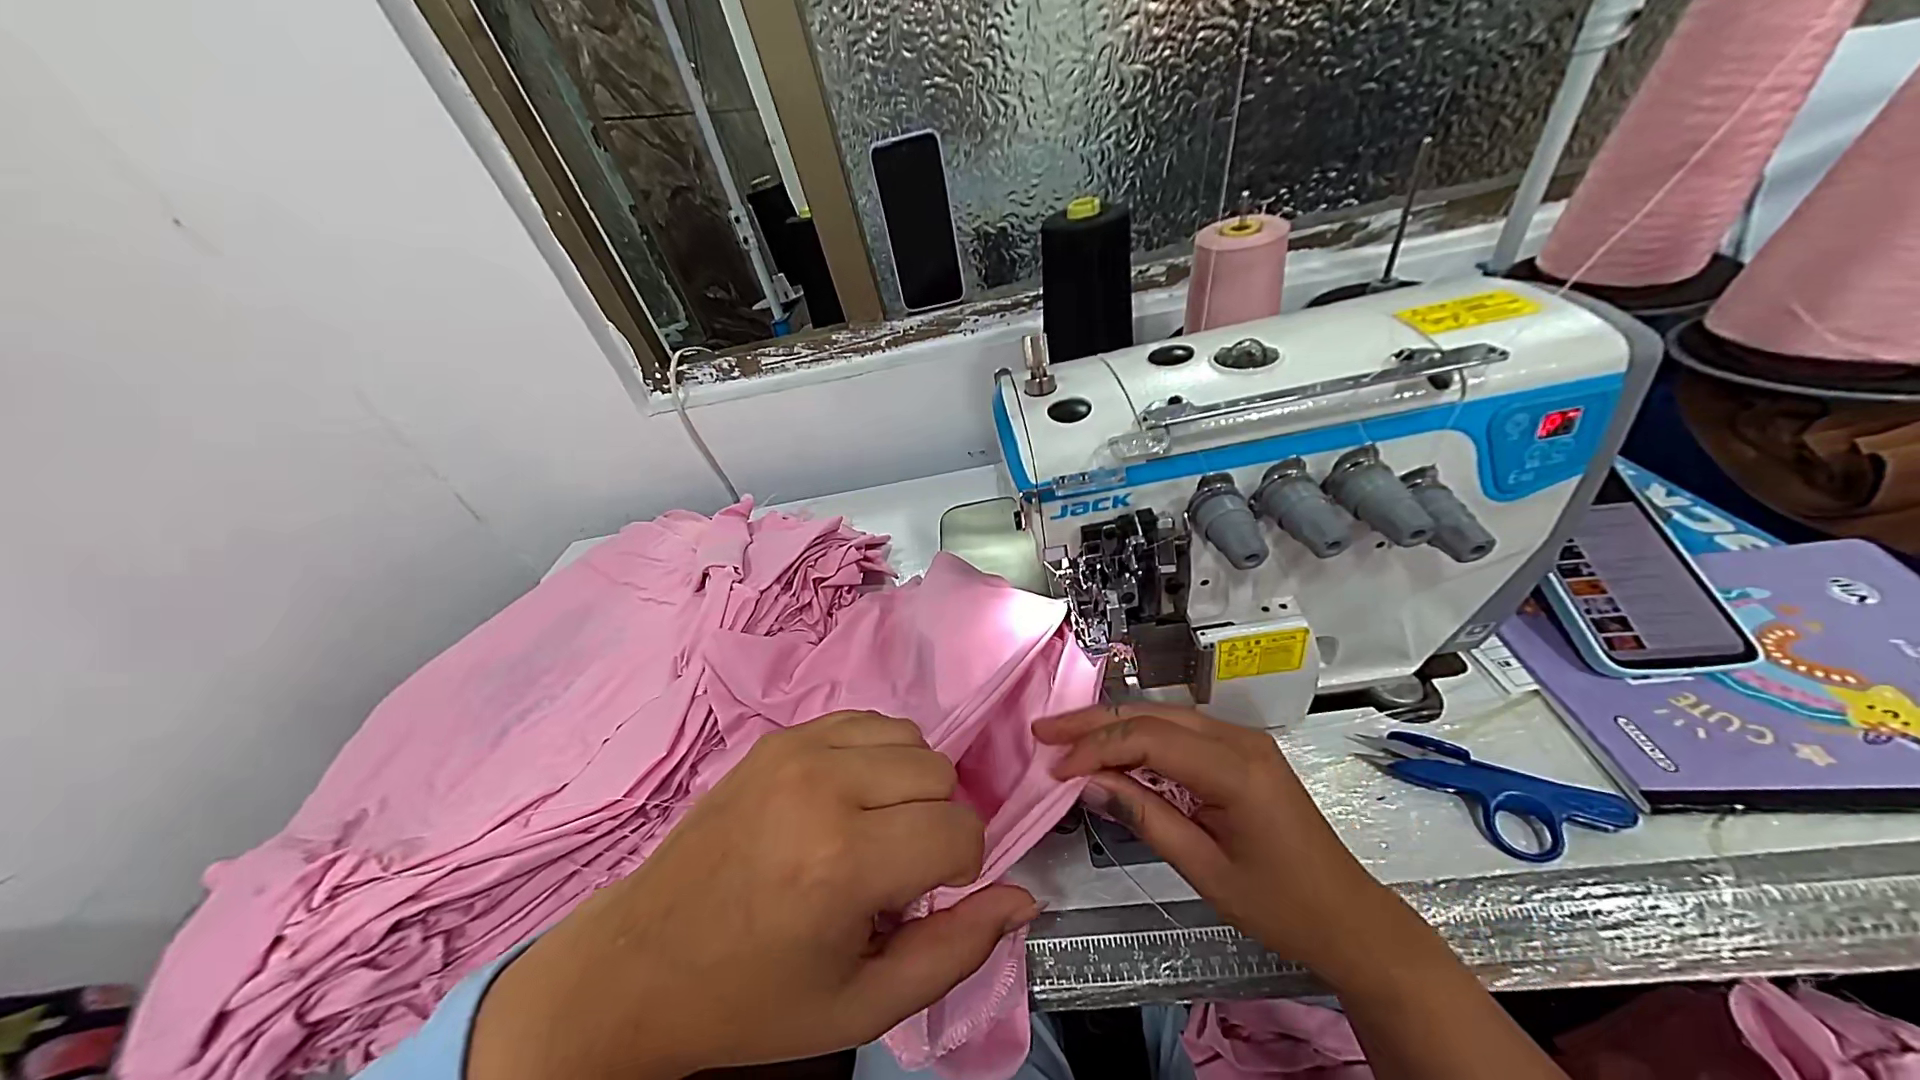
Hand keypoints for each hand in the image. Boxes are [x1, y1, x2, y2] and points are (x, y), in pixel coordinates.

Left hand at [470, 711, 1039, 1079]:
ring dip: (911, 785)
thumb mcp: (863, 1005)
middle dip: (936, 824)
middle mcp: (824, 786)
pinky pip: (868, 720)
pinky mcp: (780, 737)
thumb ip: (957, 950)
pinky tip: (847, 798)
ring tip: (871, 829)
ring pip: (912, 739)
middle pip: (942, 774)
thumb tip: (1023, 898)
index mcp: (843, 861)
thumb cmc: (754, 997)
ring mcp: (798, 750)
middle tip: (893, 868)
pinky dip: (878, 756)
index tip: (923, 895)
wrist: (642, 962)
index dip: (960, 869)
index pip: (961, 831)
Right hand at [1035, 704, 1567, 1079]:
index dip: (1095, 749)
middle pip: (1152, 717)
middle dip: (1094, 722)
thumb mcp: (1204, 869)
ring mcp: (1244, 742)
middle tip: (1045, 730)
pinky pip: (1182, 733)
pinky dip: (1142, 738)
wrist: (1350, 919)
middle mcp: (1239, 740)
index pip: (1147, 740)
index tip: (1055, 768)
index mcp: (1234, 769)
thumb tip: (1089, 782)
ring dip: (1115, 726)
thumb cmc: (1281, 906)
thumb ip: (1144, 816)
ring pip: (1164, 718)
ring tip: (1068, 736)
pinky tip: (1115, 750)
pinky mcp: (1243, 752)